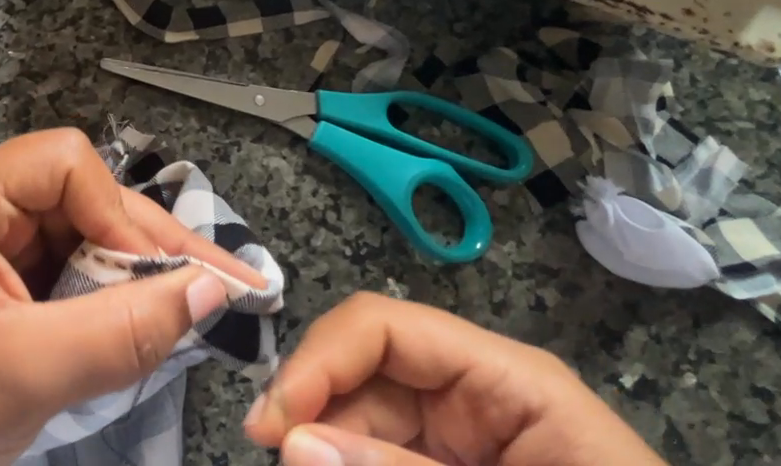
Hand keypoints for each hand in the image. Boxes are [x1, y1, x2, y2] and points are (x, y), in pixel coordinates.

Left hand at [0, 128, 266, 465]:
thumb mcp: (24, 373)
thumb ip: (118, 334)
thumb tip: (207, 293)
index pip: (60, 163)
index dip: (118, 214)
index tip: (162, 279)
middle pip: (78, 192)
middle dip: (146, 242)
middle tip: (226, 288)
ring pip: (79, 228)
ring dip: (135, 268)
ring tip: (200, 304)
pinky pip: (65, 262)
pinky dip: (107, 291)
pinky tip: (149, 317)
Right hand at [244, 293, 666, 465]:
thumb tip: (293, 444)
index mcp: (508, 379)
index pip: (384, 328)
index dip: (318, 360)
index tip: (272, 423)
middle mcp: (476, 394)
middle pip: (363, 375)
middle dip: (313, 412)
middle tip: (275, 459)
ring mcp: (466, 438)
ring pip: (363, 421)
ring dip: (327, 446)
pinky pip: (384, 456)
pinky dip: (352, 465)